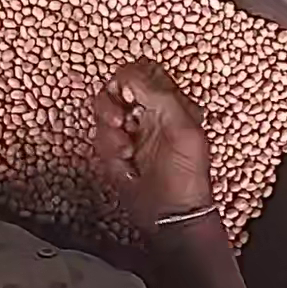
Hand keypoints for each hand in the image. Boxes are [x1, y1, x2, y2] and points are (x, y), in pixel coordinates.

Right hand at [92, 59, 212, 232]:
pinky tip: (124, 162)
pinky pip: (100, 137)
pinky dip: (108, 149)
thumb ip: (160, 96)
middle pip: (116, 88)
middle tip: (121, 122)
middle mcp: (148, 112)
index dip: (130, 77)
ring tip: (124, 147)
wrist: (170, 215)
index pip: (144, 72)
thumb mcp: (183, 129)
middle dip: (112, 104)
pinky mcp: (115, 150)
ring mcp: (130, 131)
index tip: (127, 93)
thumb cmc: (186, 175)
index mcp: (170, 102)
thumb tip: (130, 75)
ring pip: (104, 111)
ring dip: (109, 129)